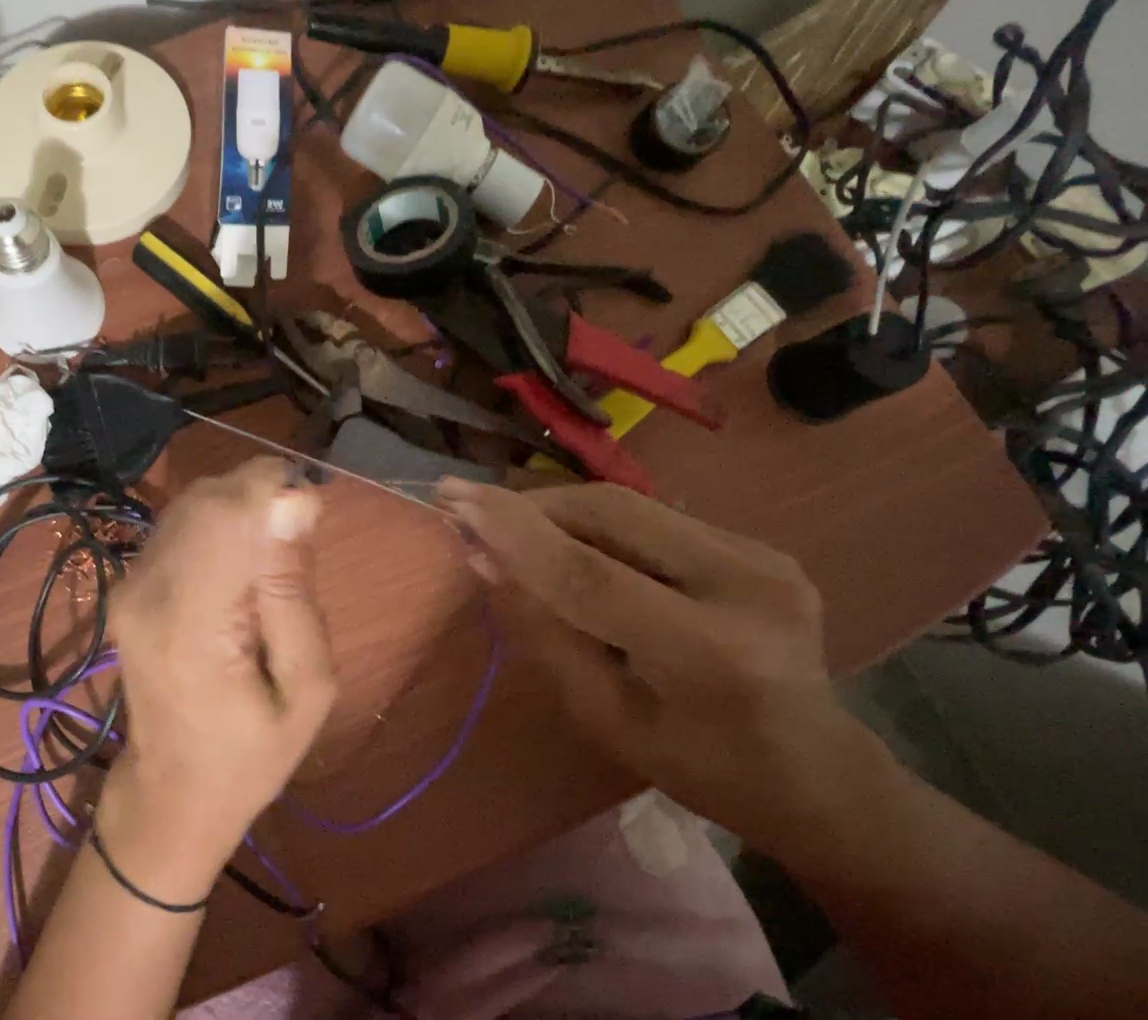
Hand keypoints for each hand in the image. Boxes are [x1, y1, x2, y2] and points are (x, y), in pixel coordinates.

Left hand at [100, 458, 334, 900]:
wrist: (172, 793)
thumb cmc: (252, 753)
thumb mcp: (307, 686)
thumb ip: (293, 588)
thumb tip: (295, 501)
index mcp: (191, 622)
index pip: (225, 510)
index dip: (272, 486)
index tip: (311, 505)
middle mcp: (145, 591)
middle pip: (205, 499)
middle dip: (258, 496)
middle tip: (299, 538)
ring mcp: (126, 588)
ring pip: (188, 506)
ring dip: (238, 510)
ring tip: (273, 559)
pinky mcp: (125, 589)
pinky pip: (175, 530)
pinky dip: (216, 529)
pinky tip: (240, 571)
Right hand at [437, 478, 892, 849]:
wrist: (816, 771)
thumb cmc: (697, 766)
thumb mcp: (603, 717)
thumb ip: (544, 633)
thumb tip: (484, 559)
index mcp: (709, 652)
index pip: (590, 574)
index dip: (515, 533)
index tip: (453, 500)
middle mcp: (746, 586)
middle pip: (613, 515)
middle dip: (530, 506)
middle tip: (467, 505)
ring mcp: (762, 556)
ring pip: (630, 505)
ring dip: (558, 509)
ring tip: (506, 524)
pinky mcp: (760, 544)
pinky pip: (653, 519)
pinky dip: (595, 523)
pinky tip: (568, 542)